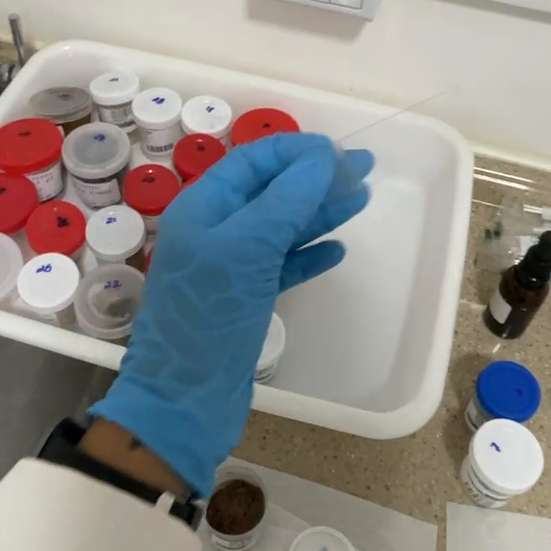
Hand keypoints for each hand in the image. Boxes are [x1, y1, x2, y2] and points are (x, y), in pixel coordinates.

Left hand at [89, 133, 372, 495]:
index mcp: (205, 206)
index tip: (343, 151)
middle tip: (366, 169)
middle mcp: (216, 230)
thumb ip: (286, 198)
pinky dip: (308, 254)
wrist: (184, 400)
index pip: (255, 161)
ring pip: (280, 227)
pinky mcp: (245, 300)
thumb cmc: (210, 315)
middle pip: (272, 190)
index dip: (298, 151)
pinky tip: (336, 250)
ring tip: (361, 199)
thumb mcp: (247, 247)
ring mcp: (230, 267)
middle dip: (316, 177)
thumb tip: (323, 157)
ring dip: (319, 212)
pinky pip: (281, 265)